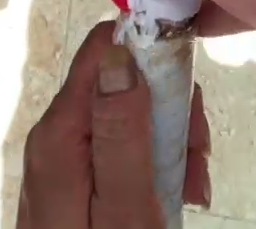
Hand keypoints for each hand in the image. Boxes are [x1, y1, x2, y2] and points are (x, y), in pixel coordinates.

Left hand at [19, 22, 211, 228]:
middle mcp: (57, 133)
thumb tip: (120, 52)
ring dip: (170, 136)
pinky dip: (155, 158)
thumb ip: (122, 130)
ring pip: (131, 109)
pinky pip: (123, 142)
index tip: (187, 89)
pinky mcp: (76, 176)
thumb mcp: (125, 208)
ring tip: (191, 184)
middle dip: (170, 106)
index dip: (152, 52)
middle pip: (124, 77)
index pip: (106, 47)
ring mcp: (65, 156)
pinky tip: (174, 191)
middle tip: (197, 156)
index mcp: (62, 132)